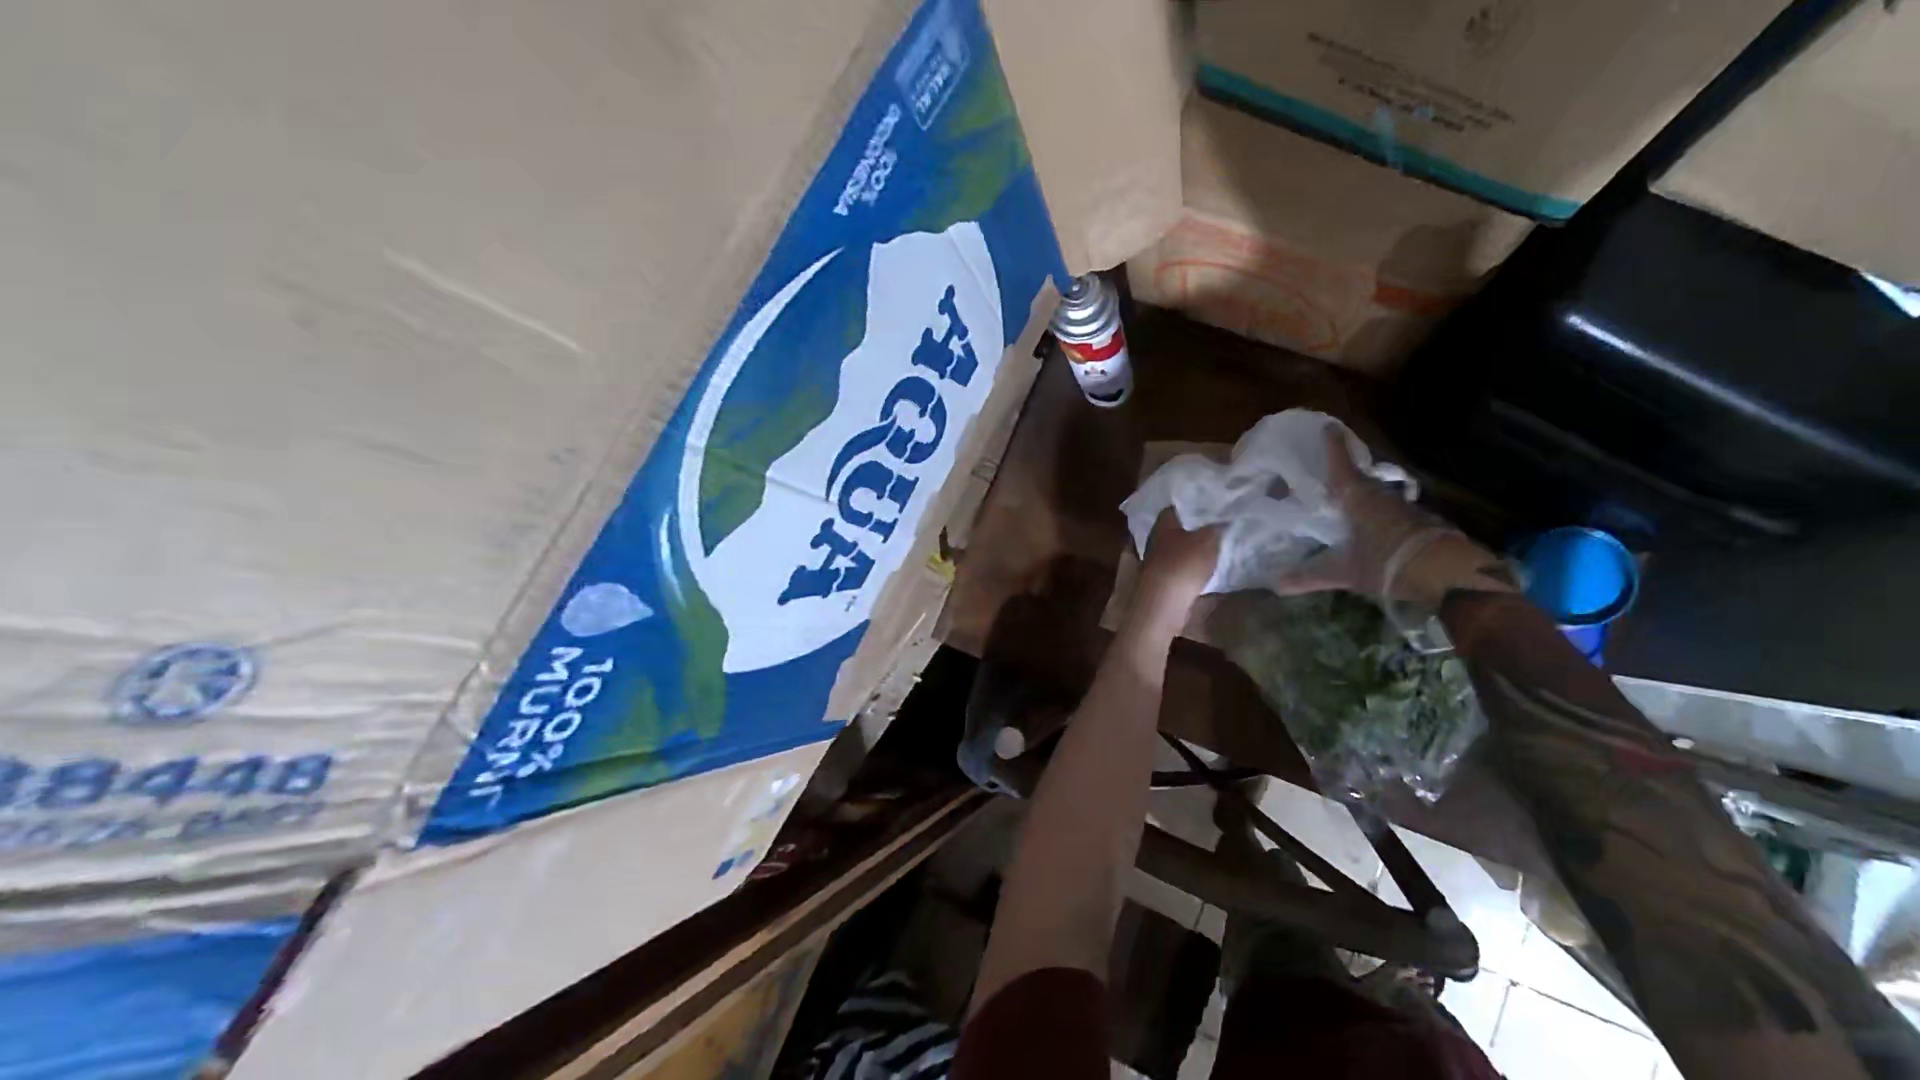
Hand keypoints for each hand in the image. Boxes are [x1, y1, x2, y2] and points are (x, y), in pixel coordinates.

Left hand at [1137, 510, 1220, 618]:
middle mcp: (1156, 539)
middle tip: (1220, 526)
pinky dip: (1194, 567)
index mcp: (1163, 523)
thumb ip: (1215, 527)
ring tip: (1218, 546)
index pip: (1177, 507)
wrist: (1165, 601)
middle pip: (1178, 529)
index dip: (1195, 505)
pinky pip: (1182, 568)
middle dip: (1197, 529)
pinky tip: (1209, 568)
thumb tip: (1221, 520)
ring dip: (1195, 549)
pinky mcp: (1163, 580)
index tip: (1213, 507)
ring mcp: (1157, 561)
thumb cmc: (1184, 562)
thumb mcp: (1207, 538)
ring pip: (1180, 549)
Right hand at [1275, 430, 1514, 610]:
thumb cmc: (1389, 562)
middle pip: (1361, 480)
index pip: (1342, 467)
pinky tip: (1371, 529)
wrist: (1449, 574)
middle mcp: (1382, 497)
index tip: (1329, 427)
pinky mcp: (1419, 525)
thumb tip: (1276, 584)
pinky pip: (1391, 512)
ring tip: (1346, 503)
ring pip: (1377, 496)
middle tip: (1327, 474)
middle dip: (1345, 474)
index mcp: (1360, 499)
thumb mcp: (1346, 573)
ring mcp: (1405, 510)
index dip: (1334, 448)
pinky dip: (1378, 515)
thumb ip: (1311, 576)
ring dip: (1363, 496)